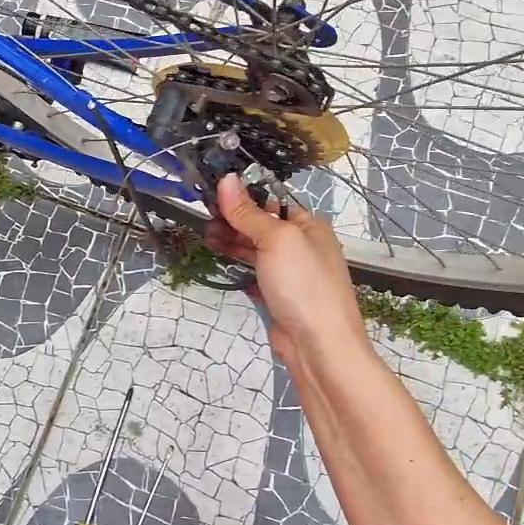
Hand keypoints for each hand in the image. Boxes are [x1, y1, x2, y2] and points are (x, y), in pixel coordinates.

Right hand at [205, 175, 369, 369]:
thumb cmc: (302, 283)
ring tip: (206, 238)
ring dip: (231, 241)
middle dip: (232, 219)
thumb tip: (227, 179)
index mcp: (308, 225)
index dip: (242, 196)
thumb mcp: (276, 239)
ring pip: (255, 248)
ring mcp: (290, 272)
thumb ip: (249, 212)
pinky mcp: (278, 295)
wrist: (319, 345)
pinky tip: (221, 261)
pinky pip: (255, 272)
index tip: (212, 195)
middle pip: (260, 224)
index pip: (271, 200)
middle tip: (204, 220)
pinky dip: (238, 264)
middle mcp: (301, 245)